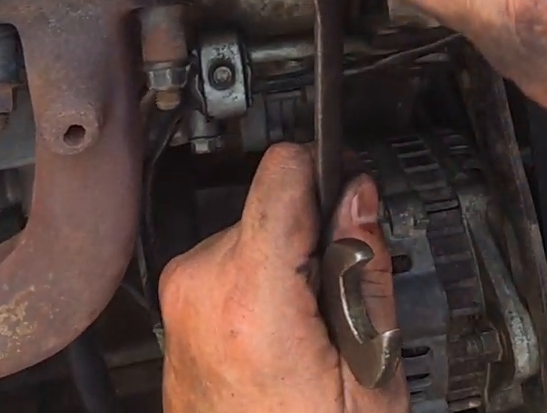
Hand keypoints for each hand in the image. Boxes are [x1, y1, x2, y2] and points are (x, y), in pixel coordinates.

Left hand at [160, 144, 408, 412]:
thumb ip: (364, 270)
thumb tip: (358, 196)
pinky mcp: (178, 305)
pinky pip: (231, 259)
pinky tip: (276, 336)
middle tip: (332, 304)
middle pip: (273, 203)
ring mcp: (182, 295)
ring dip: (284, 262)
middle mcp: (202, 285)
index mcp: (252, 299)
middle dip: (310, 237)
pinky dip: (260, 281)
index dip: (323, 172)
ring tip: (304, 331)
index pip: (281, 173)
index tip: (344, 190)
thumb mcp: (368, 374)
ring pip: (254, 230)